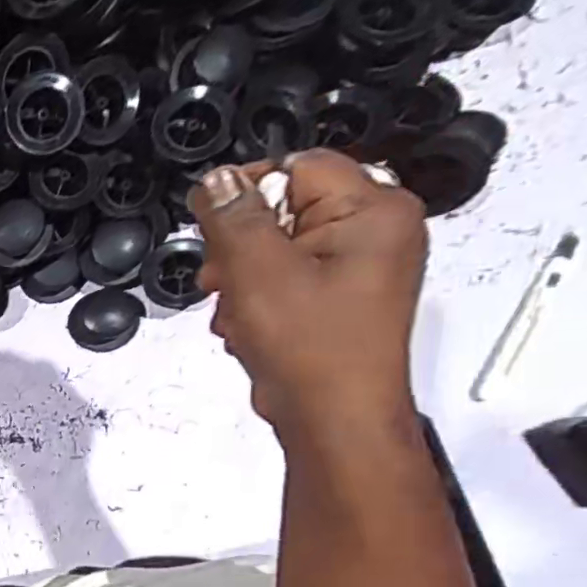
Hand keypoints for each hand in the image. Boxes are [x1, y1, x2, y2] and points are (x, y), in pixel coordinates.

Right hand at [191, 150, 428, 435]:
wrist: (332, 418)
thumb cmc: (316, 355)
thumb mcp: (259, 273)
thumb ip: (235, 219)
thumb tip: (219, 181)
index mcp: (373, 211)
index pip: (298, 167)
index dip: (246, 193)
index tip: (211, 223)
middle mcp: (374, 234)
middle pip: (285, 210)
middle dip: (241, 248)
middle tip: (223, 278)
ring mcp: (356, 270)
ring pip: (277, 250)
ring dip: (242, 280)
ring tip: (239, 311)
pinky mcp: (336, 300)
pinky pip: (283, 281)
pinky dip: (256, 302)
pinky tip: (249, 326)